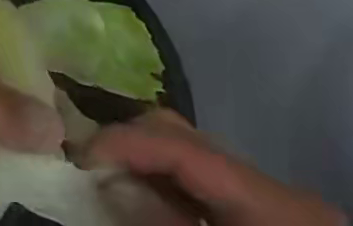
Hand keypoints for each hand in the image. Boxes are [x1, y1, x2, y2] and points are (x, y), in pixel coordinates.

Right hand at [85, 111, 345, 225]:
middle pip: (180, 136)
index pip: (178, 143)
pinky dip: (164, 189)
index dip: (120, 143)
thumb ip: (156, 222)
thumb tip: (102, 184)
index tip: (77, 162)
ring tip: (107, 189)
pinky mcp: (264, 220)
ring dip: (141, 167)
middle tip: (87, 174)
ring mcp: (272, 204)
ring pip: (186, 155)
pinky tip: (142, 206)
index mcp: (274, 203)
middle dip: (127, 149)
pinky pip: (200, 186)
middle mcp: (276, 190)